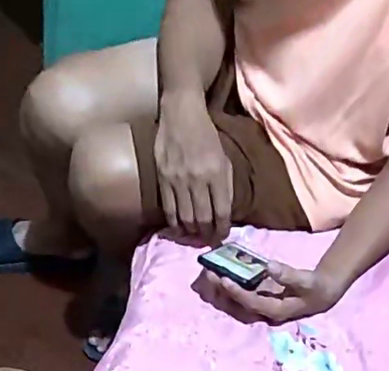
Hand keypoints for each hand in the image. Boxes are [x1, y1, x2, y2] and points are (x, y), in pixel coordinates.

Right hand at [155, 95, 232, 243]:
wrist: (181, 113)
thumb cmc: (207, 137)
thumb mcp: (224, 161)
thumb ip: (226, 188)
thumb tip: (223, 216)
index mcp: (216, 174)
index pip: (221, 212)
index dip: (222, 230)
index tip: (222, 236)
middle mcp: (197, 179)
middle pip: (203, 219)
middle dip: (207, 235)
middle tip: (208, 239)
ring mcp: (178, 179)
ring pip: (185, 218)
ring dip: (191, 232)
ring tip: (194, 235)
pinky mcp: (163, 178)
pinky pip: (168, 209)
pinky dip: (174, 223)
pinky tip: (179, 228)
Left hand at [198, 260, 345, 324]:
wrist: (321, 293)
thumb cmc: (314, 288)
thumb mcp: (306, 282)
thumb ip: (288, 275)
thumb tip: (268, 266)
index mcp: (274, 310)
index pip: (251, 302)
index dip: (236, 292)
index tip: (223, 280)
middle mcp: (264, 310)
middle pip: (238, 304)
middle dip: (222, 291)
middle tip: (208, 273)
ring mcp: (260, 303)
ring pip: (236, 300)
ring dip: (222, 288)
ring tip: (209, 271)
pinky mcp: (259, 295)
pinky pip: (241, 291)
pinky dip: (230, 282)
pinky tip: (221, 269)